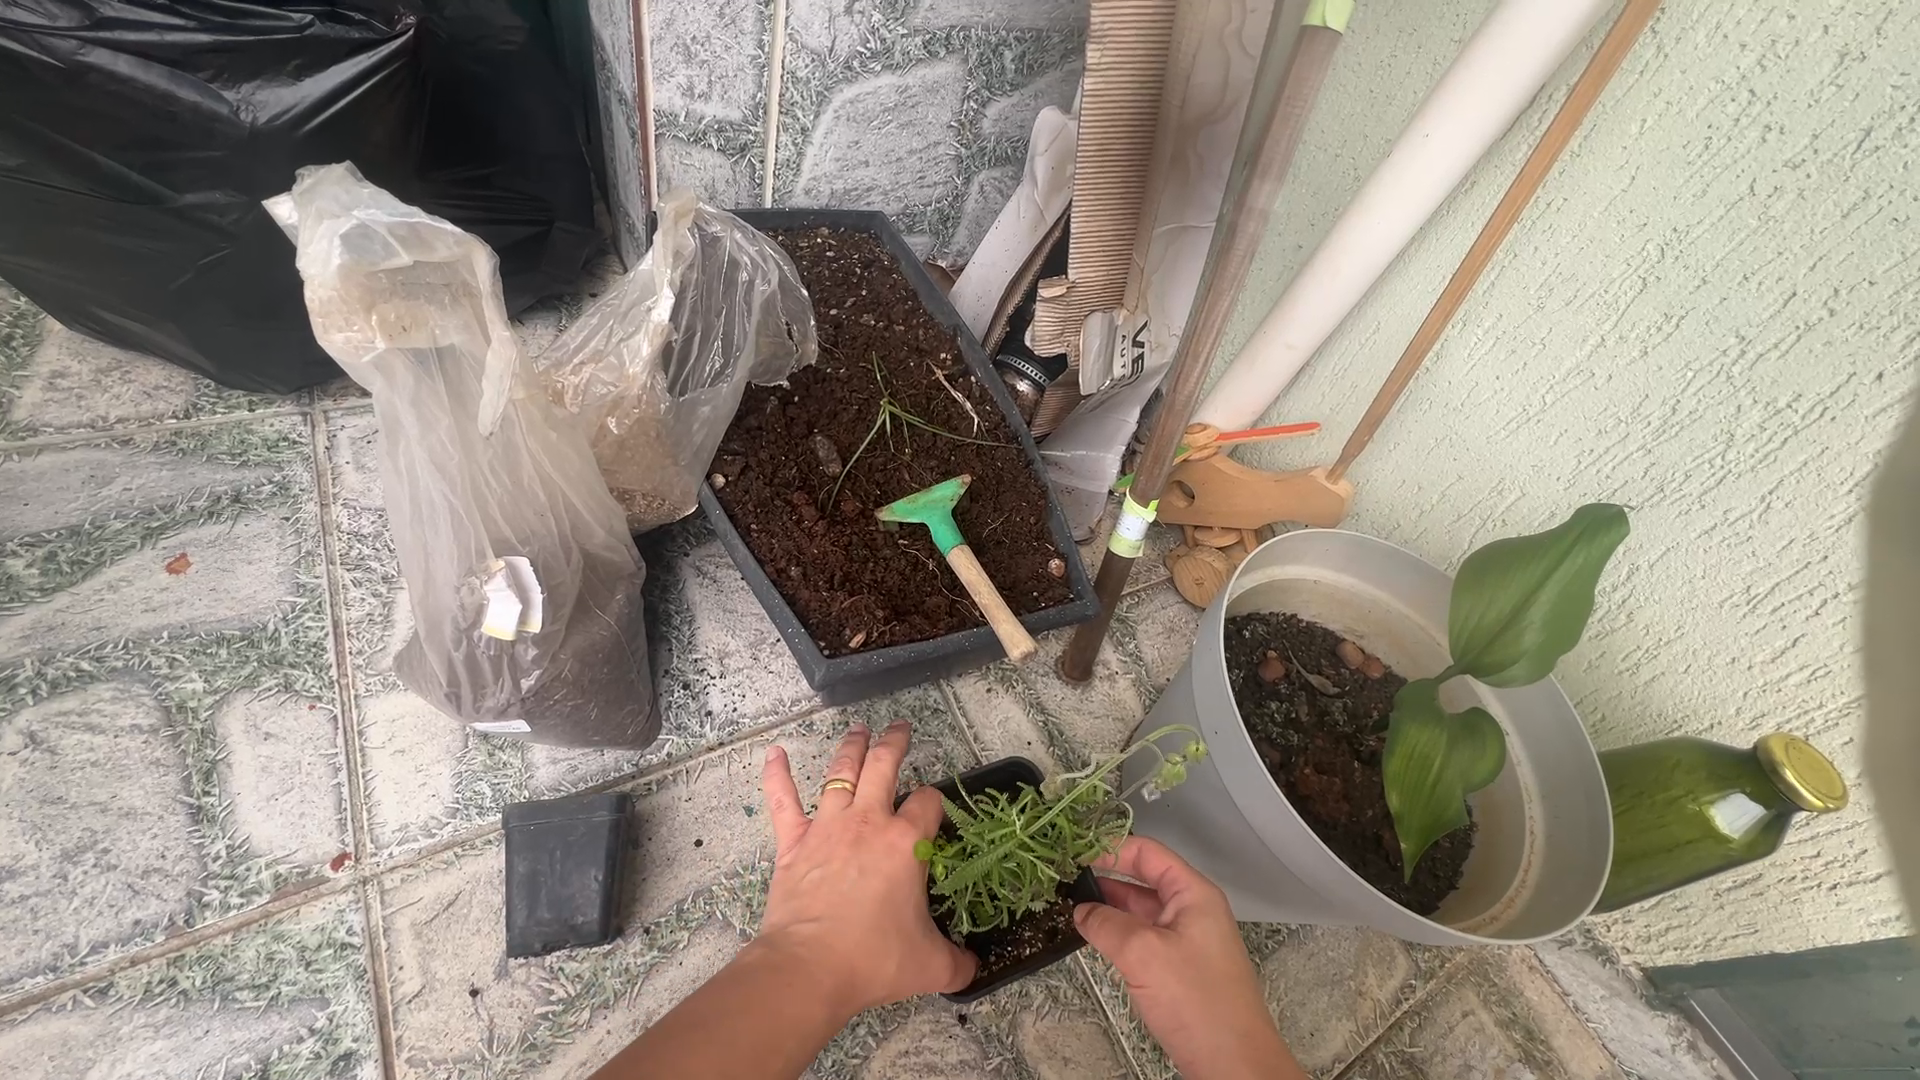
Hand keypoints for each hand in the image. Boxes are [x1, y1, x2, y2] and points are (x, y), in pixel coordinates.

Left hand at [755, 721, 977, 1016]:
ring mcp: (828, 827)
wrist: (809, 968)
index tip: (933, 810)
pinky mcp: (794, 841)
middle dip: (894, 743)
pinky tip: (775, 753)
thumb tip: (973, 968)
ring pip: (841, 773)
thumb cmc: (873, 960)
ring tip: (859, 729)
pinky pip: (783, 800)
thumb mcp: (929, 965)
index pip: (927, 803)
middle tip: (900, 727)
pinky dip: (778, 774)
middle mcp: (868, 822)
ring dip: (851, 747)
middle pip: (884, 766)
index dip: (934, 802)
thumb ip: (957, 962)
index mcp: (906, 843)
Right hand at [1075, 837, 1302, 1079]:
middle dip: (1107, 878)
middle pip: (1143, 879)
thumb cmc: (1198, 1002)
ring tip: (1074, 908)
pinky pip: (1145, 938)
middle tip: (1068, 882)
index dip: (1111, 849)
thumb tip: (1081, 911)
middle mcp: (1192, 909)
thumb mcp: (1143, 953)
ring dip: (1110, 908)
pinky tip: (1096, 939)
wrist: (1235, 1068)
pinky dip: (1120, 933)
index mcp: (1192, 893)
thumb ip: (1106, 924)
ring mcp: (1188, 940)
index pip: (1147, 852)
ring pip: (1142, 910)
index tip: (1077, 857)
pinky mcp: (1181, 968)